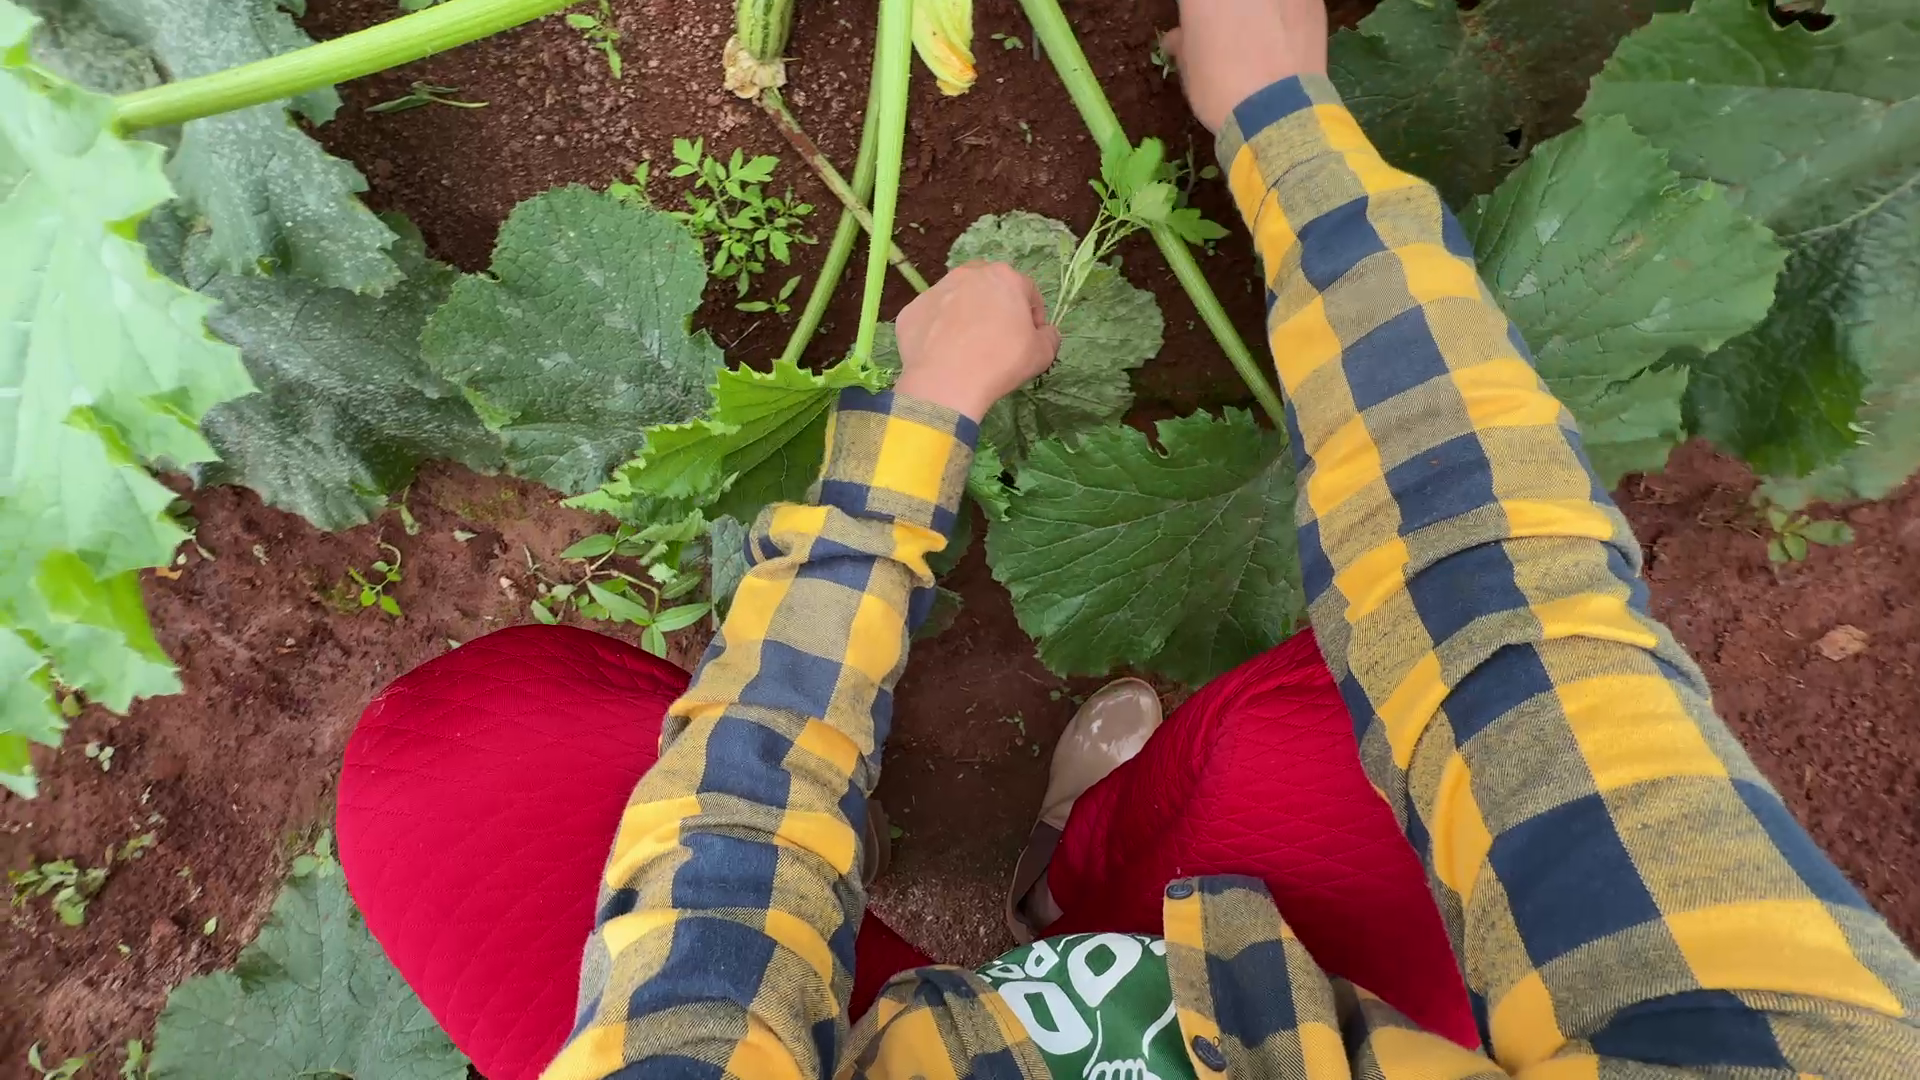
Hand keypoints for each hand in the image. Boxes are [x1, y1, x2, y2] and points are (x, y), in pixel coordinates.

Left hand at [893, 262, 1060, 421]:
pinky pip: (931, 320)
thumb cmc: (1001, 362)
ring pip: (956, 300)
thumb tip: (1045, 332)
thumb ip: (1050, 337)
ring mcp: (936, 290)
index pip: (1027, 292)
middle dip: (995, 308)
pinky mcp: (911, 311)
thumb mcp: (1042, 354)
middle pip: (988, 288)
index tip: (1030, 338)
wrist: (946, 381)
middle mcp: (968, 274)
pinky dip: (937, 332)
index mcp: (1005, 277)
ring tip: (966, 348)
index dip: (1032, 316)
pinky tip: (942, 355)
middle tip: (996, 340)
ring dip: (964, 317)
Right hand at [1165, 0, 1328, 132]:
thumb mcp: (1190, 75)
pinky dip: (1284, 16)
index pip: (1192, 2)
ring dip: (1257, 15)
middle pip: (1229, 0)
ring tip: (1258, 40)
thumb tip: (1178, 37)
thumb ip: (1184, 45)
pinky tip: (1282, 43)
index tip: (1195, 31)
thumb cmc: (1221, 93)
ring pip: (1261, 5)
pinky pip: (1289, 5)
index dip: (1194, 17)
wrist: (1277, 112)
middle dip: (1226, 14)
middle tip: (1226, 36)